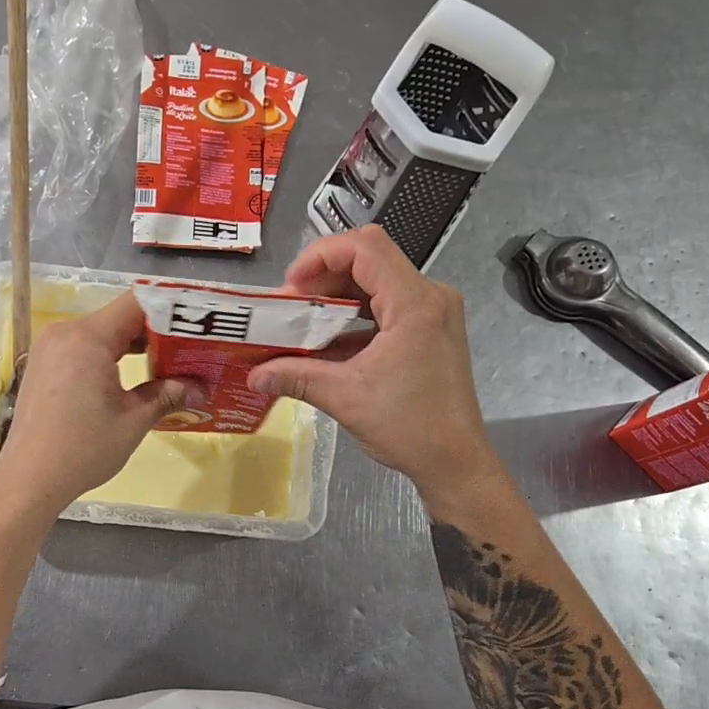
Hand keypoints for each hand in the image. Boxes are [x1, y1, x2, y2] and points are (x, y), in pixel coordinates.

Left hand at [0, 292, 201, 516]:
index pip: (137, 303)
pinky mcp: (43, 365)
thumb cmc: (82, 449)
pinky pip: (83, 348)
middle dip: (155, 331)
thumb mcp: (133, 421)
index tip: (197, 324)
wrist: (29, 478)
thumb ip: (167, 395)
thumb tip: (201, 388)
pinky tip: (130, 377)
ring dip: (132, 345)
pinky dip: (108, 356)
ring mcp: (49, 348)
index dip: (171, 310)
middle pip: (119, 317)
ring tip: (166, 365)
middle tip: (189, 349)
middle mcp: (65, 333)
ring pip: (100, 333)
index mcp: (88, 338)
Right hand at [248, 227, 501, 492]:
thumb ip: (296, 377)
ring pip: (376, 283)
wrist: (455, 460)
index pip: (365, 248)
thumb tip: (253, 375)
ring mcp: (433, 313)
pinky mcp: (430, 331)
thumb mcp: (344, 398)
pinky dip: (354, 319)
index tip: (291, 286)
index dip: (320, 255)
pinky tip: (327, 345)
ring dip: (336, 299)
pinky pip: (386, 307)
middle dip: (323, 278)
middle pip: (370, 260)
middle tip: (290, 307)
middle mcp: (430, 297)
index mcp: (414, 303)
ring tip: (303, 325)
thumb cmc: (408, 427)